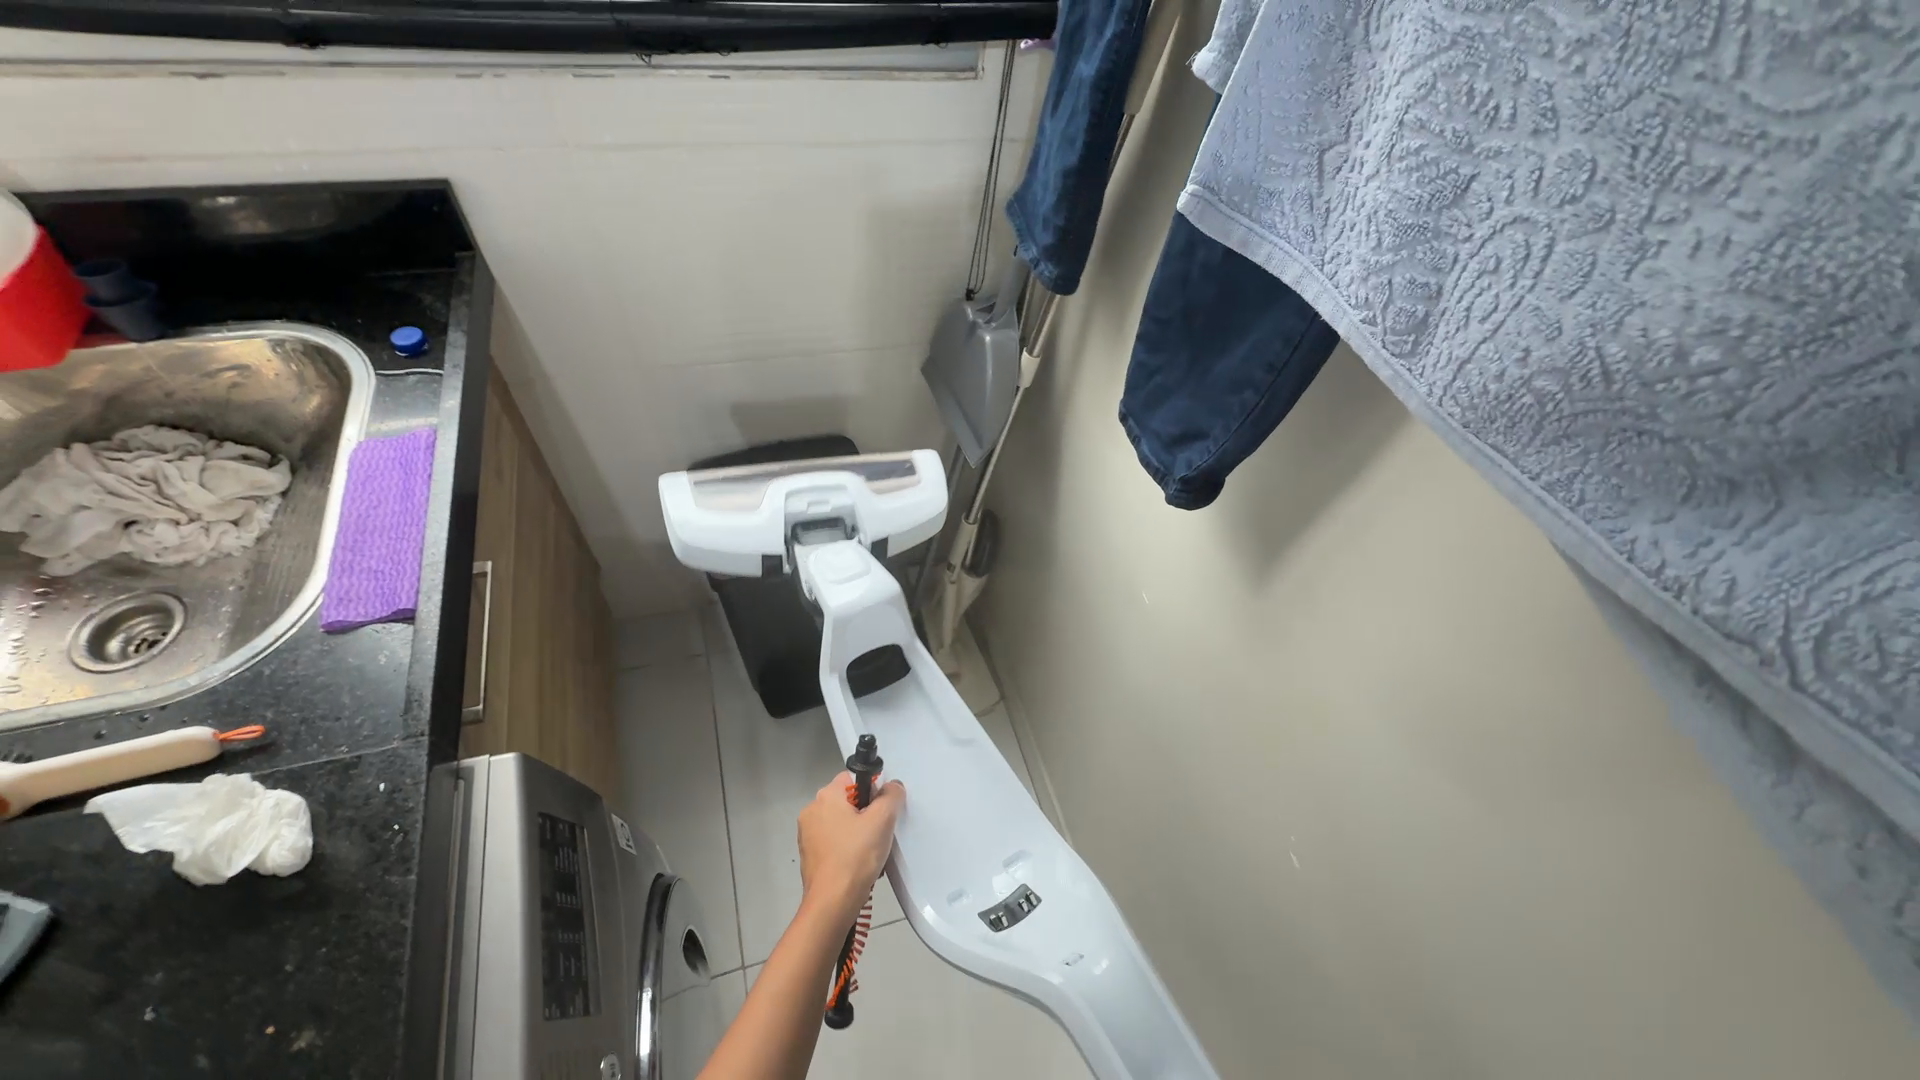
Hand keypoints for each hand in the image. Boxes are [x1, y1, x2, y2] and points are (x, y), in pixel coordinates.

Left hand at [797, 771, 904, 921]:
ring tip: (869, 852)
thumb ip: (891, 795)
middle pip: (846, 801)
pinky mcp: (808, 855)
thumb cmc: (856, 856)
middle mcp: (811, 810)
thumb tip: (892, 786)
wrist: (832, 902)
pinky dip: (846, 848)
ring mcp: (807, 834)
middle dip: (865, 814)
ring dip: (856, 833)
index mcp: (826, 796)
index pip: (852, 778)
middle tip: (878, 833)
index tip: (880, 811)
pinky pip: (833, 842)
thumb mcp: (882, 820)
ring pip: (841, 823)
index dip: (871, 791)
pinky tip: (856, 864)